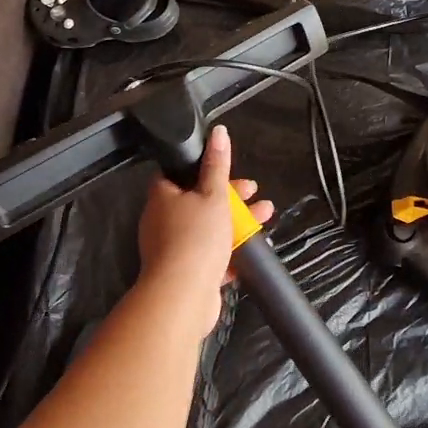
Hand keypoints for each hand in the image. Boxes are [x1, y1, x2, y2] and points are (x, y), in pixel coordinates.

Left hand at [136, 125, 273, 331]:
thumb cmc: (196, 237)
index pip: (179, 173)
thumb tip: (218, 131)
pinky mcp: (184, 272)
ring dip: (236, 222)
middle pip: (198, 201)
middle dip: (231, 196)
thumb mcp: (213, 194)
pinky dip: (229, 251)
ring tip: (265, 216)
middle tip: (253, 192)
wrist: (183, 296)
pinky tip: (251, 250)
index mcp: (163, 196)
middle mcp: (162, 220)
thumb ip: (218, 164)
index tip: (228, 169)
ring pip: (207, 228)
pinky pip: (209, 255)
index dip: (205, 168)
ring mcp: (172, 249)